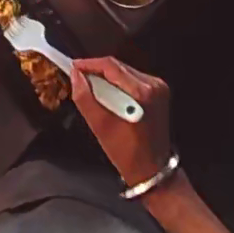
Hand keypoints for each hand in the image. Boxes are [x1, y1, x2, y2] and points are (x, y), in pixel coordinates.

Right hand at [71, 57, 173, 185]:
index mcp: (142, 92)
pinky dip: (119, 83)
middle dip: (97, 70)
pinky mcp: (160, 91)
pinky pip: (133, 79)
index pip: (111, 66)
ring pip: (125, 71)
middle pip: (118, 66)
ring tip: (91, 87)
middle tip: (79, 77)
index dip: (89, 64)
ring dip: (107, 76)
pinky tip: (109, 94)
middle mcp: (153, 84)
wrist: (152, 169)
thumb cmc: (125, 151)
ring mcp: (159, 87)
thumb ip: (85, 98)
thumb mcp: (99, 126)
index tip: (73, 66)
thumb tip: (75, 74)